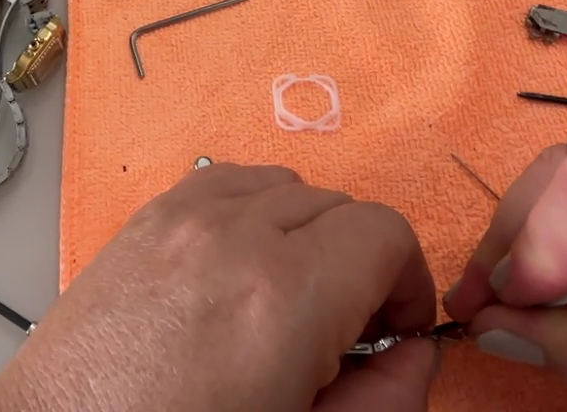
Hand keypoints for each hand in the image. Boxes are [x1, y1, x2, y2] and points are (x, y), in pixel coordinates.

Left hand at [0, 163, 439, 411]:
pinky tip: (241, 262)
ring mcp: (184, 211)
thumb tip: (417, 349)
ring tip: (288, 295)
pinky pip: (228, 178)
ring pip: (286, 183)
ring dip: (306, 230)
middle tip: (344, 330)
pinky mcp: (149, 210)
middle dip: (360, 261)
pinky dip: (253, 206)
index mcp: (282, 295)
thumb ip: (384, 400)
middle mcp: (234, 231)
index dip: (407, 280)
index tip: (395, 329)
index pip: (383, 230)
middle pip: (339, 203)